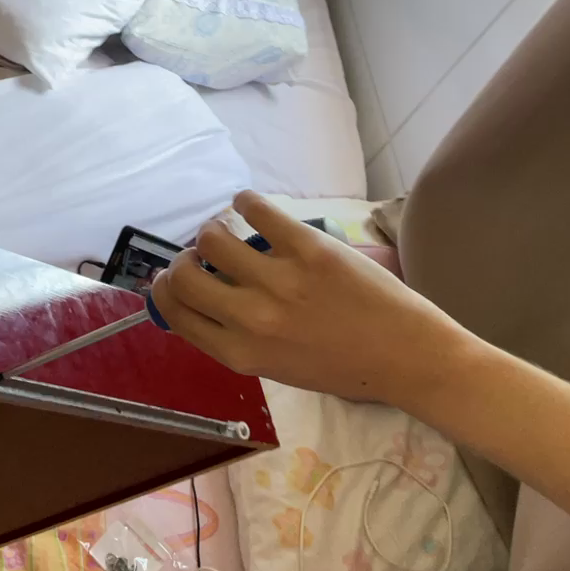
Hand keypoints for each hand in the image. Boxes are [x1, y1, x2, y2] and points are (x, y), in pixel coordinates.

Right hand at [149, 191, 480, 411]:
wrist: (407, 357)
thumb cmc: (339, 368)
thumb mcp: (273, 367)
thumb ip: (232, 337)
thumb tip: (199, 297)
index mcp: (239, 353)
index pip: (175, 312)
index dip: (162, 289)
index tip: (170, 278)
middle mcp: (251, 319)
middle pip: (182, 275)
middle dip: (181, 260)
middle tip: (198, 255)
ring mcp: (280, 282)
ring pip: (212, 238)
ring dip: (211, 230)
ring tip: (227, 230)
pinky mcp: (310, 250)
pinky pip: (257, 211)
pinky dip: (245, 202)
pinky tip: (249, 207)